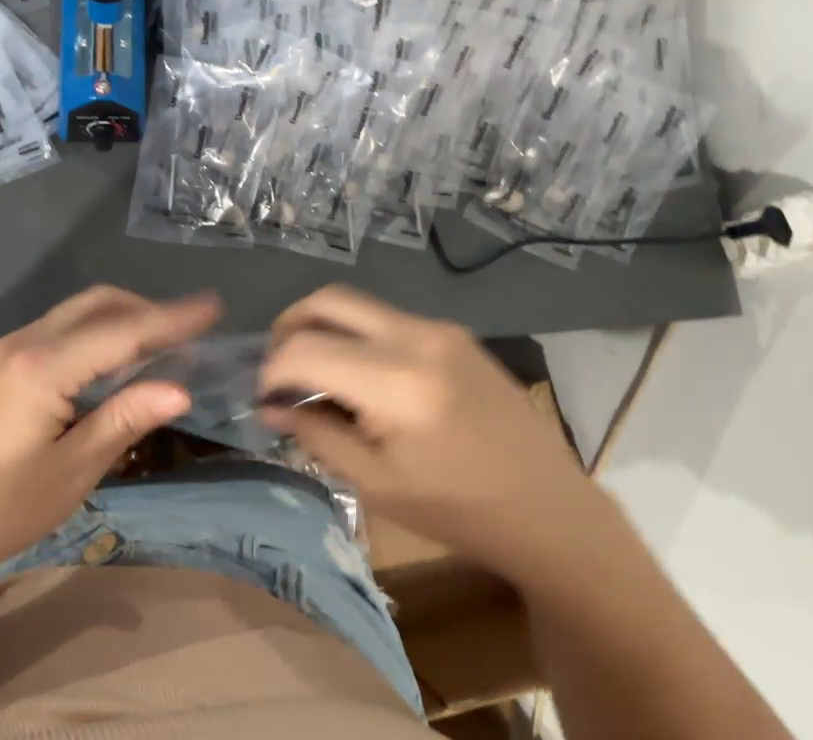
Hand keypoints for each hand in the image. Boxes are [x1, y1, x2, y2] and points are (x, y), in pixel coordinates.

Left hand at [0, 286, 218, 574]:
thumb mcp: (73, 471)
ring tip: (167, 342)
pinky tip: (120, 360)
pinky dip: (98, 333)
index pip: (122, 331)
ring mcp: (9, 351)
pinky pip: (62, 331)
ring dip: (123, 318)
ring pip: (78, 313)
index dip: (171, 319)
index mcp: (44, 368)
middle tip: (193, 330)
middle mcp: (25, 343)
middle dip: (149, 309)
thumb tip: (182, 389)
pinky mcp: (4, 366)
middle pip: (98, 305)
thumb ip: (125, 419)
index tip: (214, 308)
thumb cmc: (4, 508)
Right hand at [259, 286, 601, 568]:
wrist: (549, 508)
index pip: (304, 350)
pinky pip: (389, 319)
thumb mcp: (375, 485)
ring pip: (358, 305)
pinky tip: (360, 379)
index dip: (271, 372)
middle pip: (328, 301)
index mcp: (396, 382)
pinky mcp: (456, 335)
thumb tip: (270, 407)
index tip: (264, 400)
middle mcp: (416, 337)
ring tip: (315, 375)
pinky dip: (358, 337)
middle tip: (278, 369)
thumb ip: (317, 436)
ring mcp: (441, 330)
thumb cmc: (458, 511)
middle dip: (289, 328)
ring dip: (325, 329)